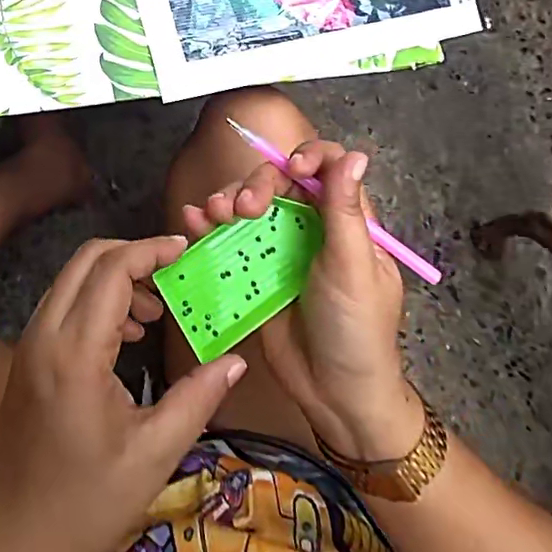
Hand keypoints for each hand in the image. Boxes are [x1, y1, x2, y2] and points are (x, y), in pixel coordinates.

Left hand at [0, 237, 248, 551]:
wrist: (9, 537)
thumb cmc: (83, 502)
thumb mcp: (151, 456)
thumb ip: (196, 400)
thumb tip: (235, 361)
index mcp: (75, 350)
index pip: (112, 268)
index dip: (151, 250)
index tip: (186, 250)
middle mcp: (45, 330)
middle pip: (88, 258)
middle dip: (134, 255)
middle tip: (174, 276)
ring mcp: (30, 338)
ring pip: (73, 276)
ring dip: (115, 277)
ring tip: (154, 312)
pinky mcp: (27, 352)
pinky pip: (64, 300)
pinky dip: (96, 297)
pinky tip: (125, 333)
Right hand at [181, 141, 422, 460]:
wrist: (333, 395)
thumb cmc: (357, 331)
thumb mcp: (353, 268)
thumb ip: (345, 211)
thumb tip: (354, 155)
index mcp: (345, 221)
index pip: (327, 168)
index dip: (309, 156)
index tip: (292, 168)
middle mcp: (311, 225)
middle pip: (278, 181)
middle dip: (256, 183)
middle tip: (244, 207)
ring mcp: (280, 247)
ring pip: (249, 205)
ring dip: (227, 199)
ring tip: (213, 214)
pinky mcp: (253, 269)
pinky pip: (229, 237)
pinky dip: (208, 225)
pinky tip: (194, 222)